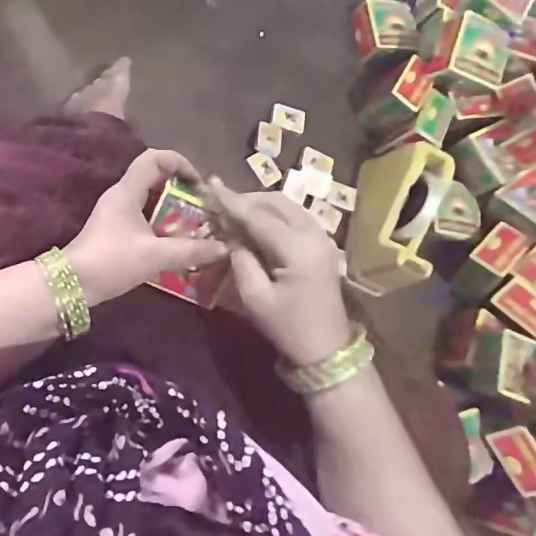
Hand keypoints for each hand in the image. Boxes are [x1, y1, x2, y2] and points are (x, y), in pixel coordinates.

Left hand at [65, 150, 229, 305]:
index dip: (180, 163)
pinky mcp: (113, 232)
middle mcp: (120, 196)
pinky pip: (143, 219)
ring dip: (172, 211)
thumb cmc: (112, 261)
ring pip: (149, 201)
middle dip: (181, 190)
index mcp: (126, 191)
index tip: (198, 185)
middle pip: (154, 178)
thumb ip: (192, 251)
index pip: (154, 158)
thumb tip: (223, 248)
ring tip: (194, 228)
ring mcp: (115, 215)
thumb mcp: (156, 256)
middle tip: (202, 209)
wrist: (71, 285)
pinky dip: (161, 226)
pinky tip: (174, 245)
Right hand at [205, 179, 352, 365]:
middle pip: (275, 203)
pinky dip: (272, 215)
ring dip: (258, 205)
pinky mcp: (322, 244)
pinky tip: (253, 224)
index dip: (231, 201)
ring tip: (232, 213)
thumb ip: (240, 258)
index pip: (258, 215)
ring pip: (285, 206)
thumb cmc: (287, 327)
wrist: (326, 350)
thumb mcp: (254, 296)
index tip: (209, 185)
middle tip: (217, 204)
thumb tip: (230, 231)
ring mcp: (322, 237)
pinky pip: (293, 218)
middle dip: (245, 199)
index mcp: (297, 248)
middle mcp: (313, 234)